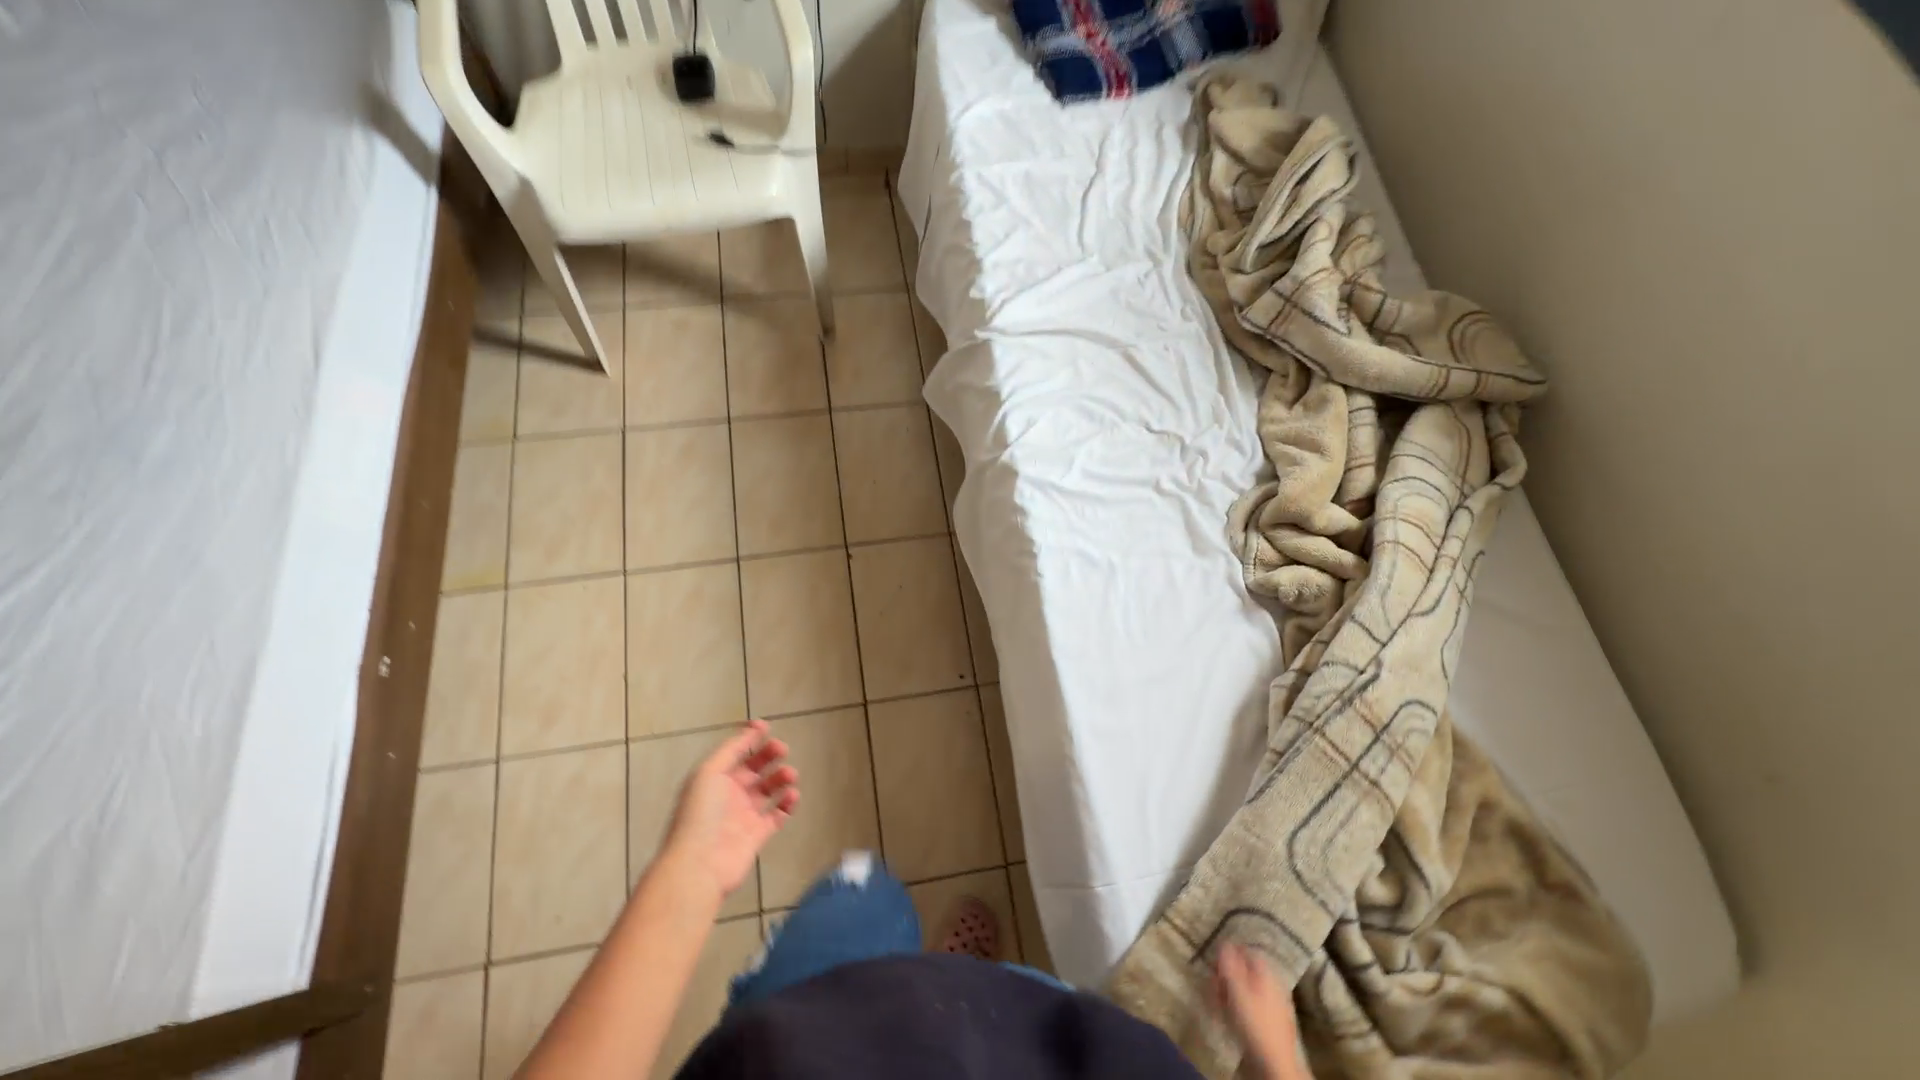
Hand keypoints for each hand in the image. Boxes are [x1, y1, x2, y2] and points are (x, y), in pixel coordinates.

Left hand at [661, 720, 799, 896]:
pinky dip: (787, 804)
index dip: (749, 738)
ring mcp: (744, 814)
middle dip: (769, 756)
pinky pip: (778, 814)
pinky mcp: (758, 834)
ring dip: (780, 778)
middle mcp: (729, 794)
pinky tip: (792, 796)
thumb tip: (752, 728)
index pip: (735, 752)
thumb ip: (731, 749)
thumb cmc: (700, 813)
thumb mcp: (709, 772)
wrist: (699, 864)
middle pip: (754, 768)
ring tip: (789, 775)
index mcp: (714, 778)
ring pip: (768, 790)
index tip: (765, 726)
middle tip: (782, 750)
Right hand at [1214, 943, 1311, 1079]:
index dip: (1229, 954)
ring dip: (1230, 991)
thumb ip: (1229, 964)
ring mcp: (1275, 1002)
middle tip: (1213, 985)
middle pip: (1246, 970)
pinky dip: (1239, 1005)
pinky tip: (1230, 1015)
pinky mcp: (1272, 1019)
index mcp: (1267, 972)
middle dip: (1227, 975)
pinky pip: (1252, 1004)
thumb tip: (1224, 942)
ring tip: (1218, 1002)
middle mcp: (1273, 982)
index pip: (1247, 951)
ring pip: (1248, 988)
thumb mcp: (1237, 990)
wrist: (1276, 1061)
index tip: (1214, 963)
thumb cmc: (1254, 1022)